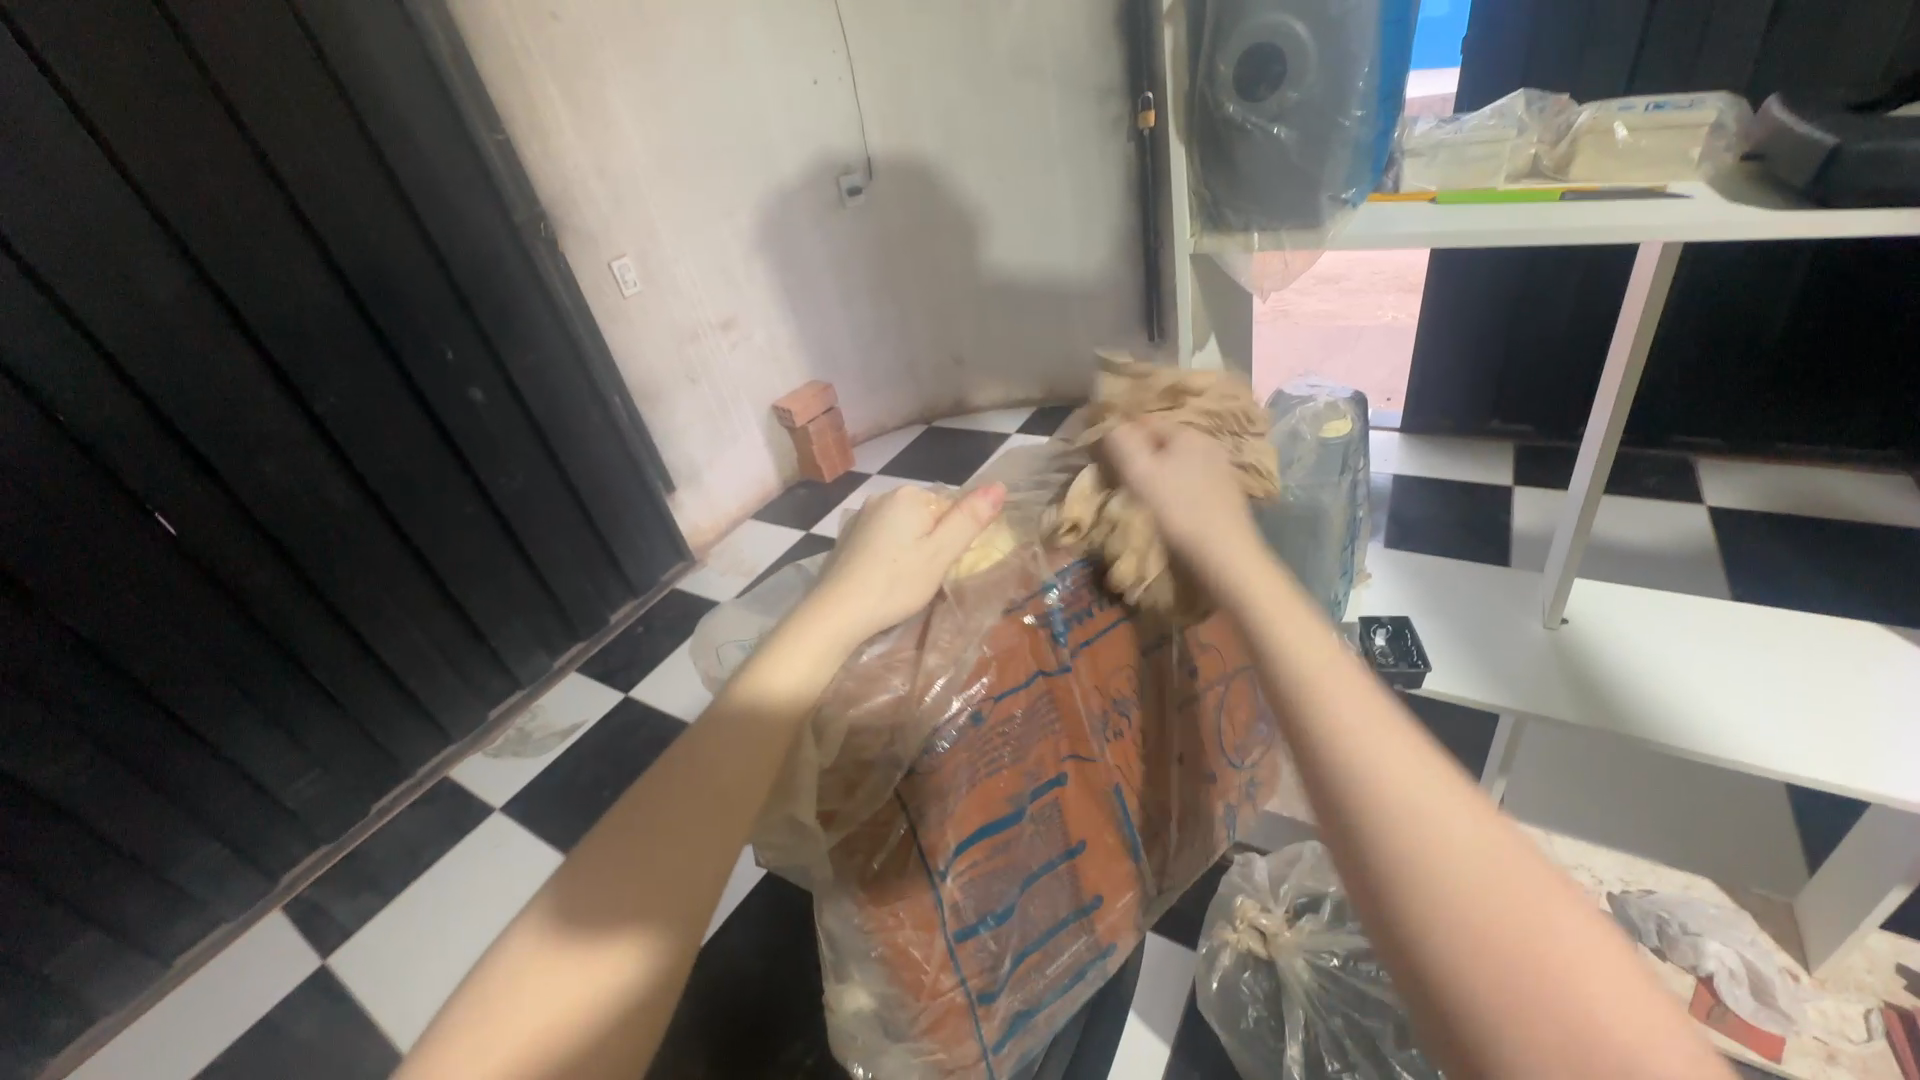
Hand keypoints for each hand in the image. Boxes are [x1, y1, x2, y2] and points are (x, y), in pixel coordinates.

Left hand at [797, 482, 1006, 647]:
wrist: (837, 611)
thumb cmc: (896, 584)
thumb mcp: (941, 554)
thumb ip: (970, 519)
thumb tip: (1000, 485)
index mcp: (909, 495)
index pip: (951, 506)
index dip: (955, 537)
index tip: (946, 564)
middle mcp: (883, 496)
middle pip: (927, 515)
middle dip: (933, 540)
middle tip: (928, 575)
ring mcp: (861, 516)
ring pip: (904, 527)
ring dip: (912, 547)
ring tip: (907, 578)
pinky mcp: (848, 536)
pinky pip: (883, 537)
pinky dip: (890, 553)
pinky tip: (886, 576)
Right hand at [1101, 418, 1267, 588]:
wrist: (1224, 556)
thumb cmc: (1177, 510)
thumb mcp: (1139, 473)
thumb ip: (1122, 442)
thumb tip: (1111, 424)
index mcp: (1189, 433)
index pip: (1146, 423)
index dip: (1124, 439)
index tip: (1108, 462)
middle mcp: (1210, 445)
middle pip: (1164, 445)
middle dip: (1142, 459)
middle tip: (1123, 483)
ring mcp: (1222, 471)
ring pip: (1178, 466)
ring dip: (1159, 478)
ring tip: (1143, 502)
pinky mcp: (1227, 496)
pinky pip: (1192, 485)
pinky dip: (1177, 493)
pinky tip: (1170, 513)